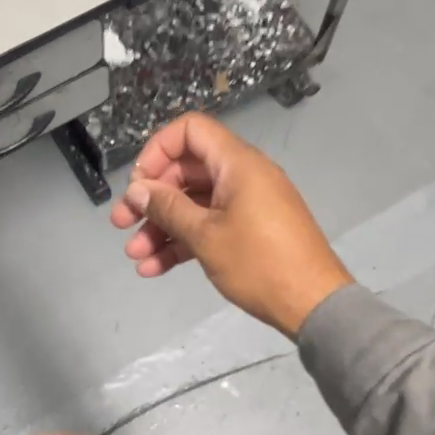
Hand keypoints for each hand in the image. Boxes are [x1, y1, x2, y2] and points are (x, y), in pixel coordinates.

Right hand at [109, 113, 353, 337]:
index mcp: (237, 163)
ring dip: (163, 227)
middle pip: (187, 172)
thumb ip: (168, 208)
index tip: (138, 184)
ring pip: (195, 204)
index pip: (190, 131)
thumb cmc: (259, 263)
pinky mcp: (251, 232)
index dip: (158, 150)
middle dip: (151, 199)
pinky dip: (184, 242)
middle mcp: (243, 176)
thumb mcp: (206, 236)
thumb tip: (138, 190)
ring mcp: (248, 205)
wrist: (313, 304)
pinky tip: (155, 268)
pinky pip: (211, 226)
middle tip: (121, 225)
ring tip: (136, 256)